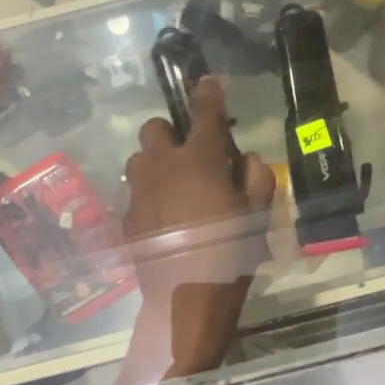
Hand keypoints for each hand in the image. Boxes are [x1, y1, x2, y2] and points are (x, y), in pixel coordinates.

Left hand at [119, 77, 274, 381]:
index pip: (204, 111)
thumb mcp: (258, 214)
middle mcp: (162, 167)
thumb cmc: (231, 252)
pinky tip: (163, 221)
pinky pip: (134, 196)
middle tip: (188, 156)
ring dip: (154, 166)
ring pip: (138, 161)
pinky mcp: (126, 220)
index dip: (209, 94)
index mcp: (199, 159)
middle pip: (154, 129)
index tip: (210, 86)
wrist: (187, 298)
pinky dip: (148, 200)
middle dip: (169, 135)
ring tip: (172, 190)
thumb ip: (256, 176)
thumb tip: (243, 160)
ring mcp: (139, 193)